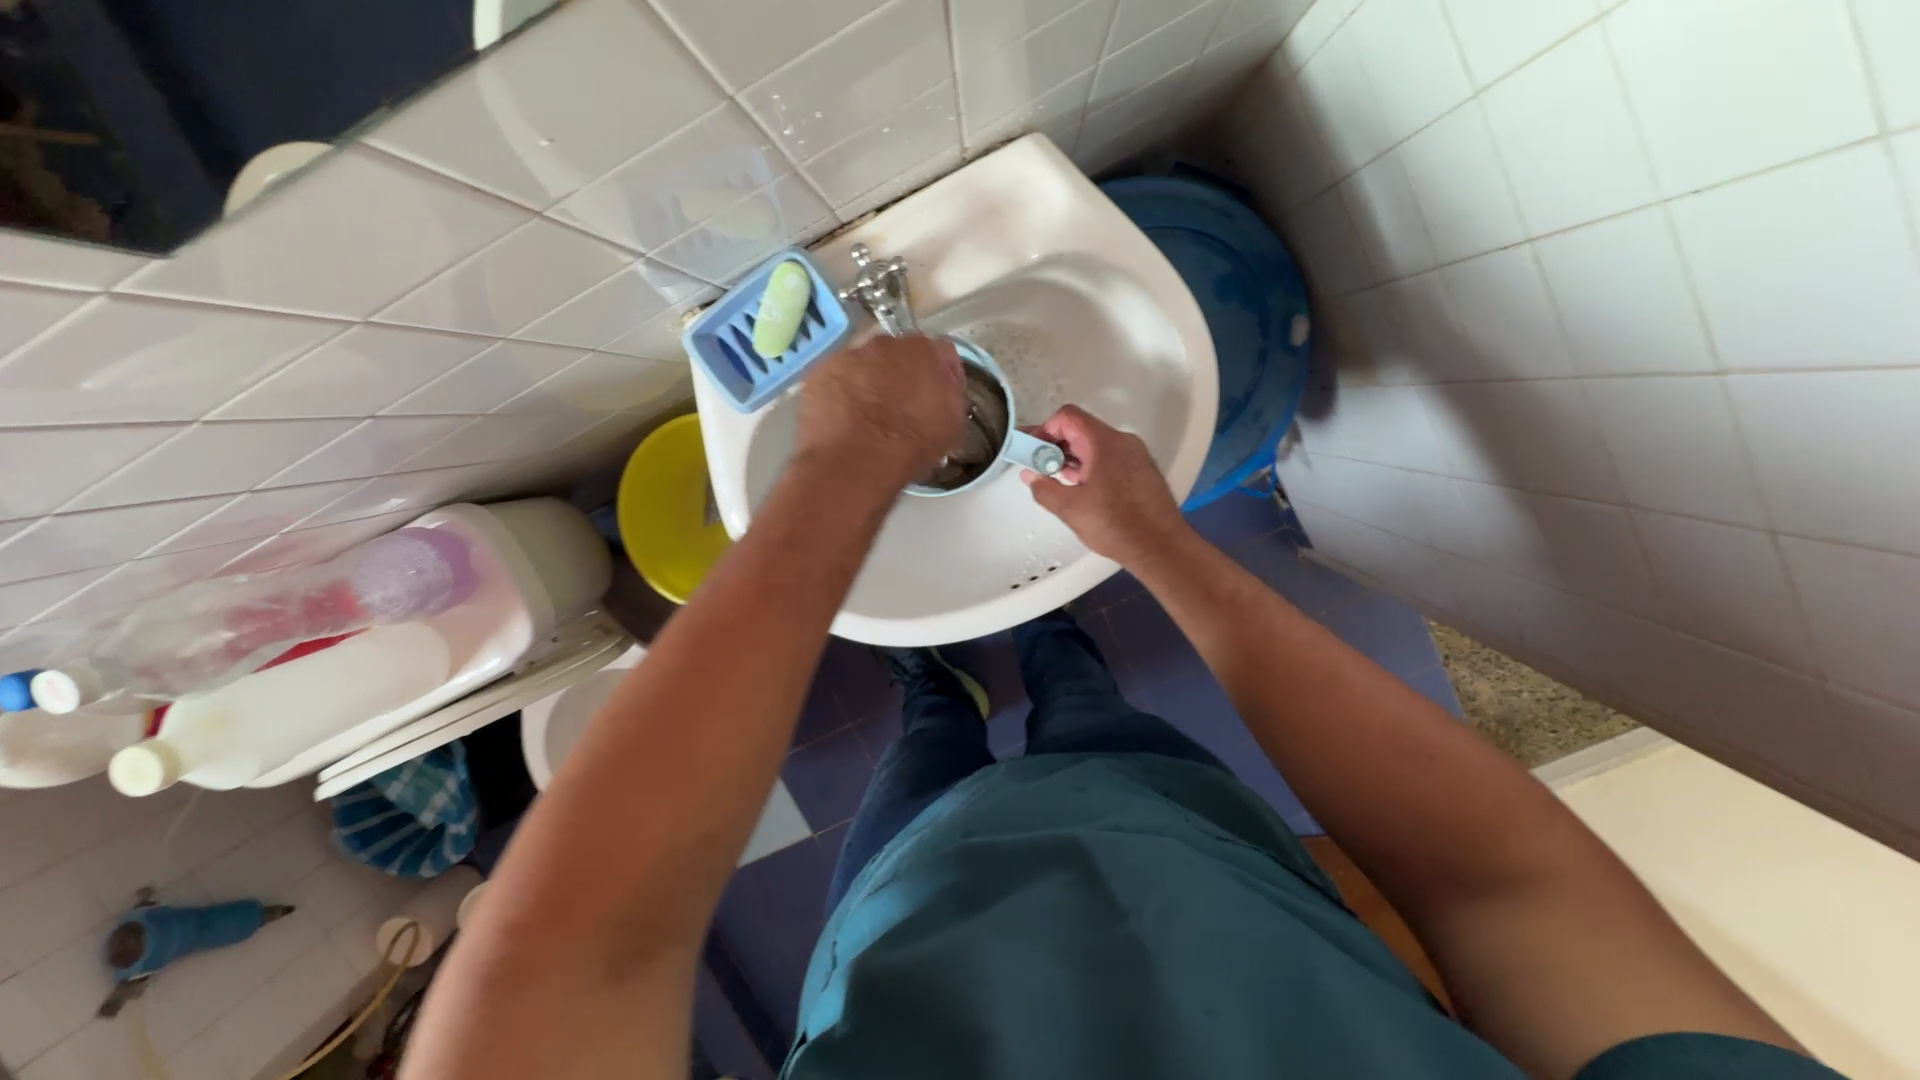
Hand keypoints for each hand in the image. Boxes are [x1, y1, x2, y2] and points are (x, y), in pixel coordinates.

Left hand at [795, 334, 967, 489]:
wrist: (855, 461)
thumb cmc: (911, 445)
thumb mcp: (952, 425)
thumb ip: (950, 395)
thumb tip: (942, 387)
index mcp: (925, 351)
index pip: (940, 352)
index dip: (942, 374)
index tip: (939, 396)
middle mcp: (886, 344)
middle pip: (899, 354)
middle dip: (902, 375)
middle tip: (902, 407)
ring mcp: (848, 356)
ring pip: (864, 364)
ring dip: (869, 383)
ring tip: (868, 416)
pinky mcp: (819, 373)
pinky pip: (836, 380)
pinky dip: (841, 394)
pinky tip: (843, 420)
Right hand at [1020, 405, 1191, 566]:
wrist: (1162, 547)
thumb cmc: (1115, 525)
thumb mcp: (1070, 509)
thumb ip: (1044, 488)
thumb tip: (1030, 474)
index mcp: (1105, 442)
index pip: (1067, 417)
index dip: (1044, 430)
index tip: (1031, 453)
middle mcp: (1123, 441)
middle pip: (1081, 429)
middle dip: (1055, 446)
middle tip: (1037, 468)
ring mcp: (1135, 455)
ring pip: (1095, 446)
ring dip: (1071, 458)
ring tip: (1055, 482)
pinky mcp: (1141, 471)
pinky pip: (1109, 459)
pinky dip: (1089, 467)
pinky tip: (1080, 490)